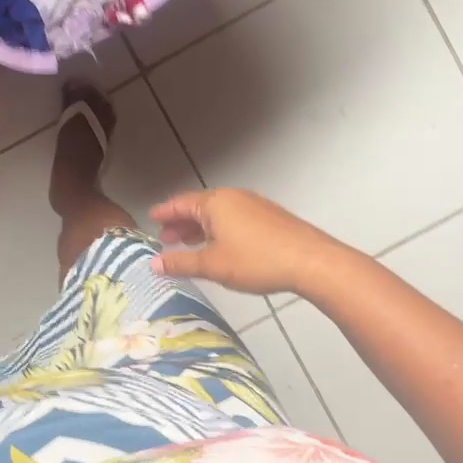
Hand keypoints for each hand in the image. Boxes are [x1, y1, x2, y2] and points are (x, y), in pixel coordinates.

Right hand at [149, 188, 341, 294]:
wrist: (311, 261)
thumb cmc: (256, 260)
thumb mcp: (212, 265)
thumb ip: (181, 262)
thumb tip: (154, 264)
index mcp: (214, 203)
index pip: (180, 203)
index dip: (164, 212)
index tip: (151, 219)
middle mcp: (232, 197)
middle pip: (199, 206)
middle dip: (181, 222)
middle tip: (166, 238)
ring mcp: (254, 205)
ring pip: (218, 213)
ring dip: (201, 227)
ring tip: (189, 244)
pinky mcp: (270, 217)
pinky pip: (234, 218)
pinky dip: (220, 229)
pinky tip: (221, 246)